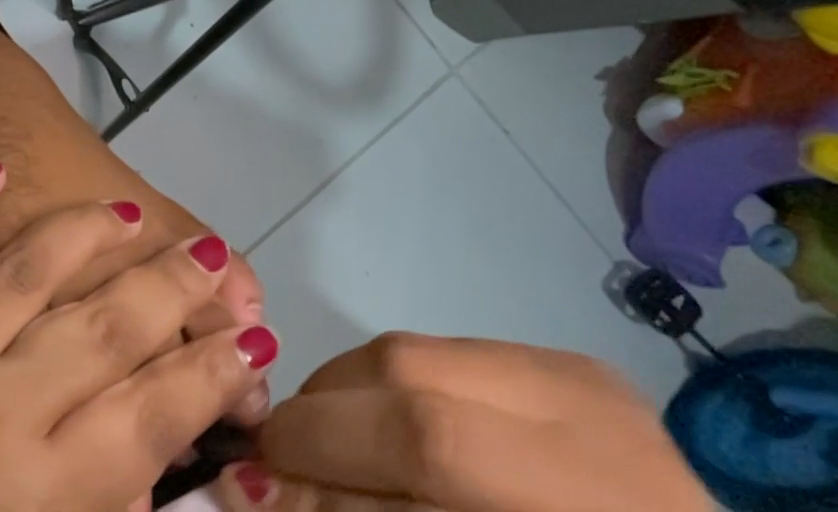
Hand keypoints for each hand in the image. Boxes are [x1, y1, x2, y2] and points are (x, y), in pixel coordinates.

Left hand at [0, 164, 278, 511]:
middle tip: (207, 260)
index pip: (154, 411)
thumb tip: (176, 433)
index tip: (250, 340)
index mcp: (40, 489)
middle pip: (106, 328)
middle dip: (173, 290)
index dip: (213, 370)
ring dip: (87, 232)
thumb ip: (111, 497)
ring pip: (25, 268)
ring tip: (131, 214)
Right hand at [207, 333, 707, 510]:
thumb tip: (247, 483)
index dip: (322, 444)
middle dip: (322, 407)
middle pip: (406, 366)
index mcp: (583, 491)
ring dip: (351, 391)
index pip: (426, 436)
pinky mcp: (567, 362)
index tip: (257, 472)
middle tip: (286, 453)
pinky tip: (396, 427)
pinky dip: (395, 384)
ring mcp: (580, 377)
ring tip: (339, 444)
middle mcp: (590, 413)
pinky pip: (442, 350)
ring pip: (416, 346)